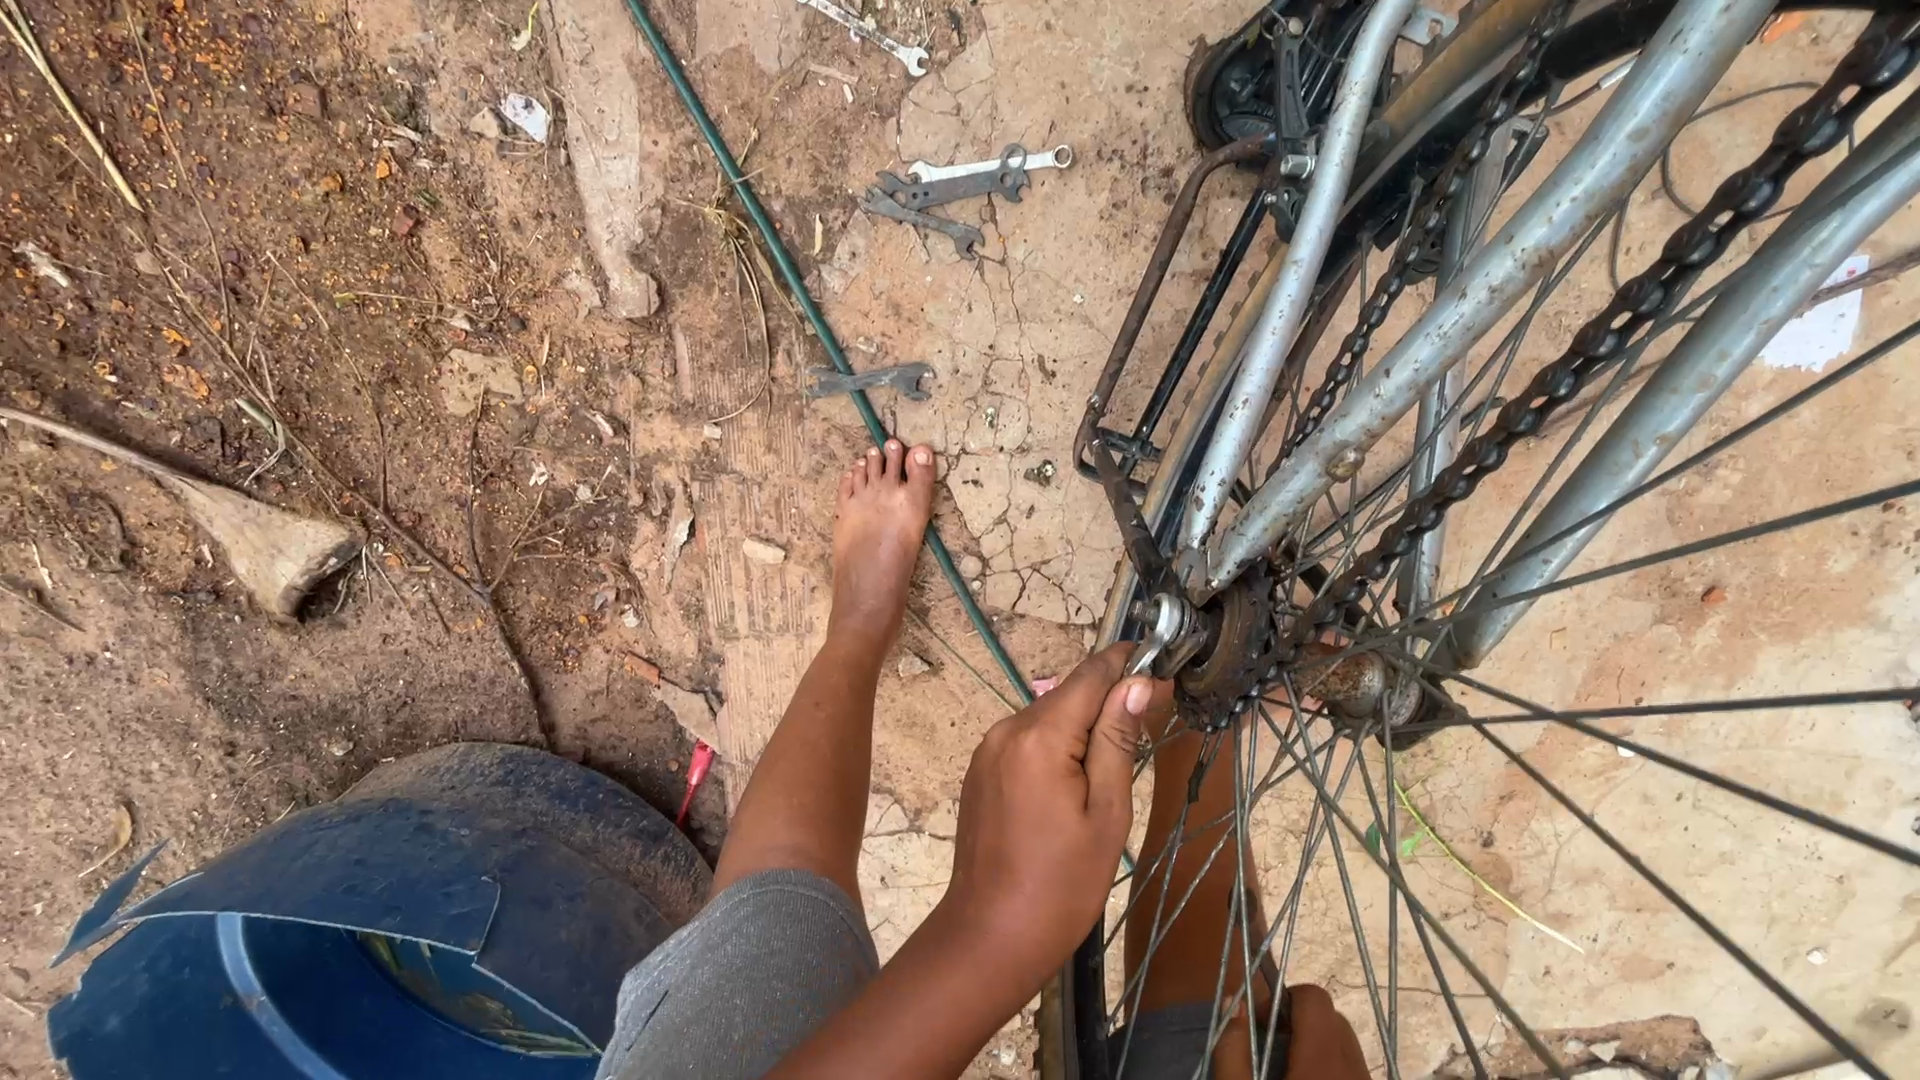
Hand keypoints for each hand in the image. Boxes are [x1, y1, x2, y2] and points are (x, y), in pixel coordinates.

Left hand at [936, 643, 1172, 992]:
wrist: (991, 933)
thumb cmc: (1062, 884)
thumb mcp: (1106, 813)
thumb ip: (1118, 741)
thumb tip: (1136, 683)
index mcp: (1039, 736)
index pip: (1088, 676)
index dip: (1125, 663)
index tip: (1160, 663)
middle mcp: (1006, 729)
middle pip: (1067, 696)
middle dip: (1107, 701)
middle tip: (1149, 724)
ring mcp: (987, 749)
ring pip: (1047, 718)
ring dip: (1081, 726)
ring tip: (1114, 764)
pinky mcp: (980, 769)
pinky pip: (1026, 740)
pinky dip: (1055, 746)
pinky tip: (1073, 782)